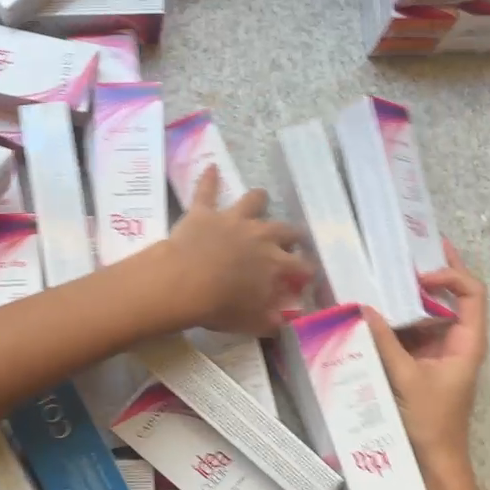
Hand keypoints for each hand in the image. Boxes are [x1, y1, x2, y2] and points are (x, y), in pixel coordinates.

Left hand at [160, 166, 312, 334]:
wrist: (183, 283)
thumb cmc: (220, 307)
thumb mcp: (250, 321)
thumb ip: (270, 321)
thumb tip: (283, 322)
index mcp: (275, 263)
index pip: (301, 266)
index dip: (305, 271)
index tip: (306, 276)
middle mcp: (260, 236)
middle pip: (284, 230)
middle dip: (292, 234)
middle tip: (293, 238)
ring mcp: (232, 219)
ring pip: (252, 201)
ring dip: (258, 199)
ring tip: (261, 196)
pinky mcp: (204, 212)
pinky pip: (206, 190)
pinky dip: (208, 178)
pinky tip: (210, 167)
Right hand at [364, 244, 488, 462]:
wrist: (434, 460)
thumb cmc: (431, 421)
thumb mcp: (406, 378)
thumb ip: (385, 342)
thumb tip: (364, 309)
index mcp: (467, 342)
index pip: (472, 294)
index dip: (451, 275)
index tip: (420, 275)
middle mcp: (457, 341)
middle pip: (452, 298)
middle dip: (432, 274)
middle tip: (407, 250)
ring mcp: (439, 352)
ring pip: (427, 316)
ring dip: (407, 299)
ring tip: (381, 278)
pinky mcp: (422, 364)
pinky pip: (411, 334)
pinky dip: (394, 322)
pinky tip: (371, 313)